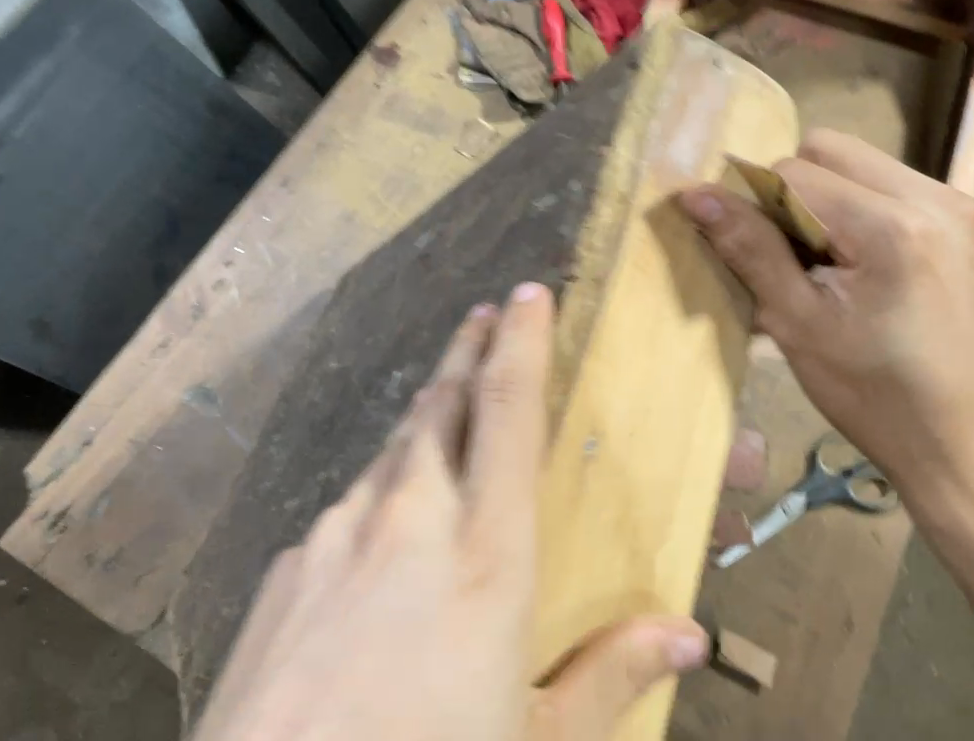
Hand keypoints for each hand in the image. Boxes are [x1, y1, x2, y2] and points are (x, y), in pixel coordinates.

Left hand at [193, 283, 709, 740]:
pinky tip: (379, 524)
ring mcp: (335, 538)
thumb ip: (609, 678)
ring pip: (392, 450)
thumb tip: (687, 635)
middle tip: (484, 315)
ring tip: (440, 400)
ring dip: (423, 416)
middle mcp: (407, 520)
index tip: (530, 295)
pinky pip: (348, 508)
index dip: (521, 343)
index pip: (508, 413)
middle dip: (467, 351)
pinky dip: (378, 492)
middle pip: (441, 404)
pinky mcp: (286, 569)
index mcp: (484, 554)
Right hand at [678, 129, 973, 505]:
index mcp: (893, 226)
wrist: (954, 440)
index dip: (756, 205)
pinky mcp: (959, 217)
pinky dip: (852, 206)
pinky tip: (852, 260)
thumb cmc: (871, 395)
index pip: (793, 172)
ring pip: (854, 160)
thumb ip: (749, 248)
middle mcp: (933, 198)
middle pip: (826, 149)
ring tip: (821, 262)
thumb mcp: (796, 323)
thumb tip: (695, 194)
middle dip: (791, 192)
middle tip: (789, 256)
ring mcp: (953, 203)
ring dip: (821, 197)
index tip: (751, 254)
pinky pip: (883, 181)